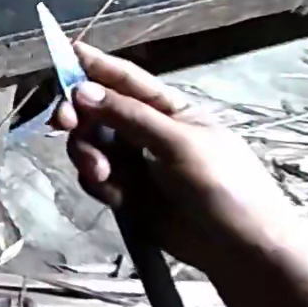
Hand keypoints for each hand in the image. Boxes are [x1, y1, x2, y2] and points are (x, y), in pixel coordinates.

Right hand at [52, 41, 307, 277]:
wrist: (245, 254)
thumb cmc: (225, 187)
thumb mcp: (179, 144)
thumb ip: (128, 115)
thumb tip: (81, 89)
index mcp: (166, 108)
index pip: (124, 78)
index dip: (94, 64)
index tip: (64, 51)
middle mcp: (144, 130)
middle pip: (95, 110)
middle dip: (77, 114)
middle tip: (62, 122)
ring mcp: (133, 161)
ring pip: (89, 143)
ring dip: (86, 153)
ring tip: (101, 174)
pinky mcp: (125, 192)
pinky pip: (94, 176)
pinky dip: (96, 181)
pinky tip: (112, 193)